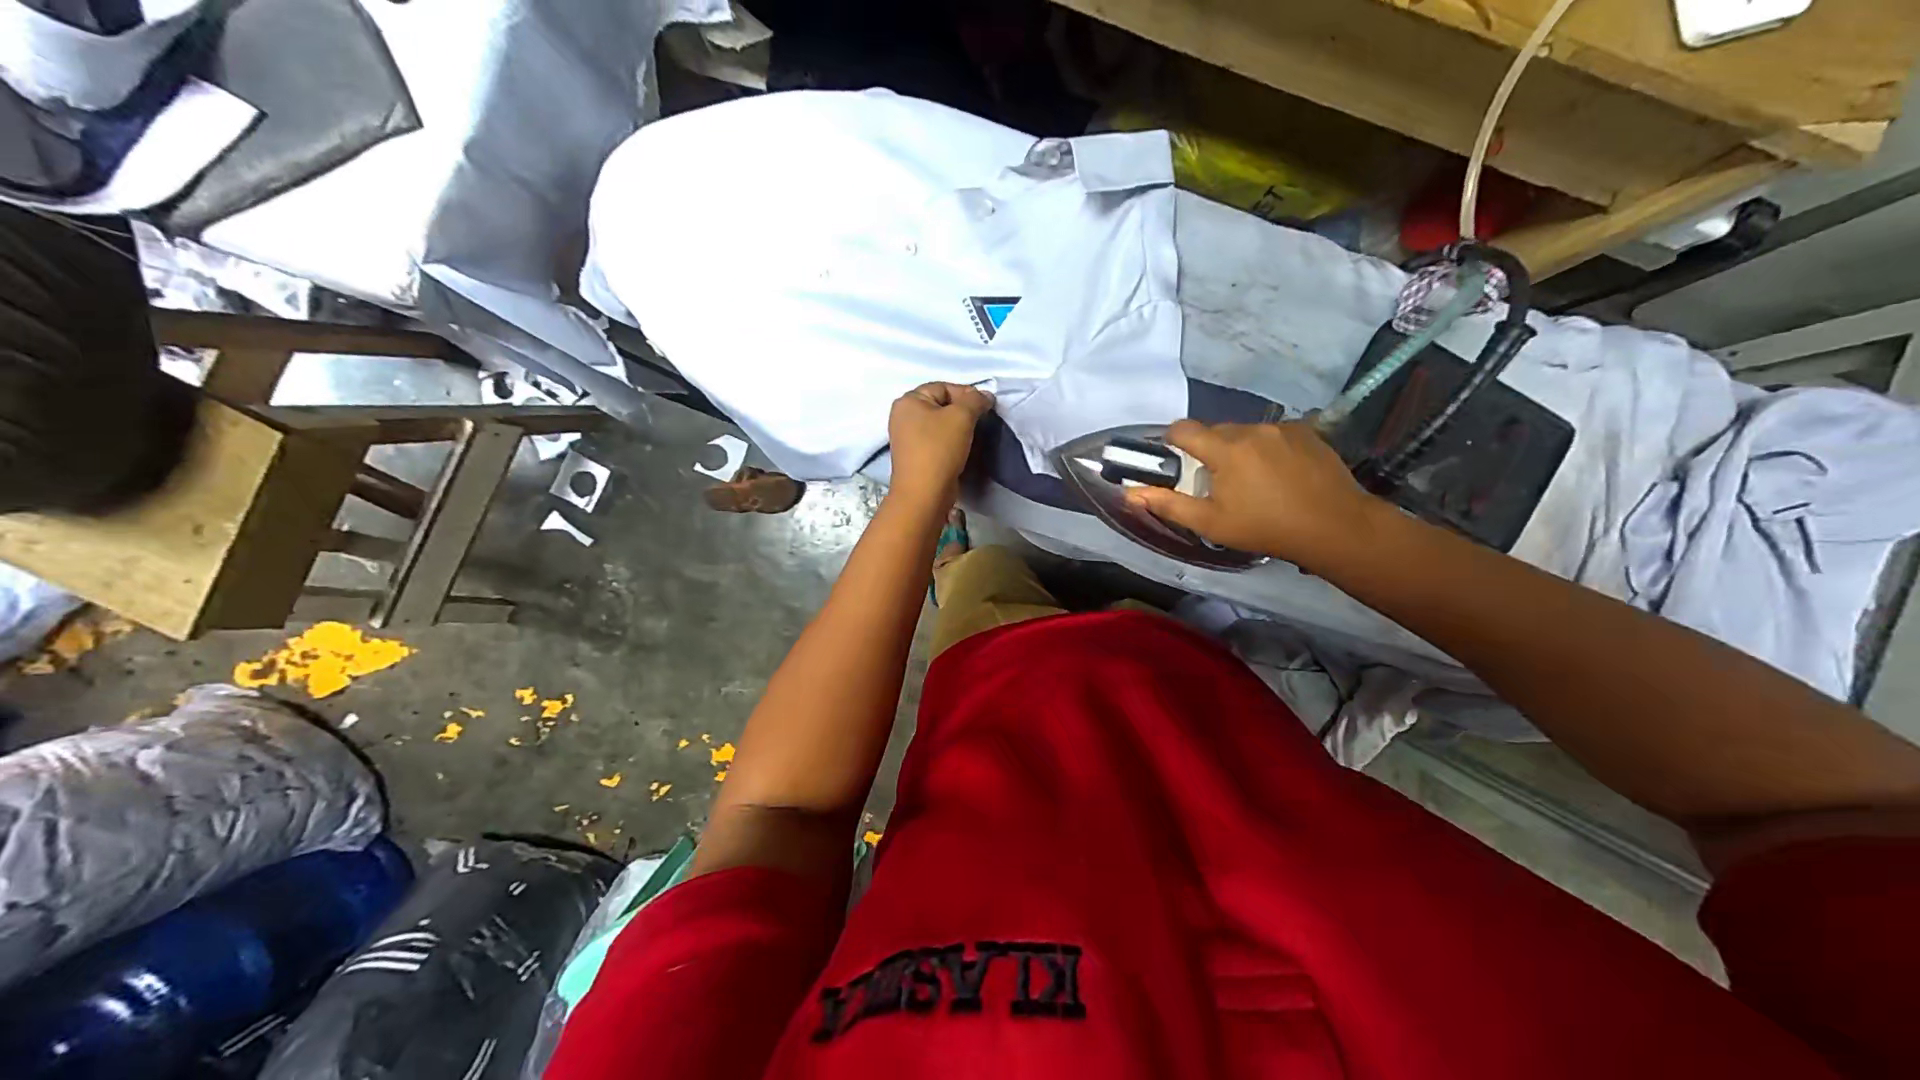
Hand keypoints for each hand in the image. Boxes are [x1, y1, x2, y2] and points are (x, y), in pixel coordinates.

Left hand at [886, 382, 995, 508]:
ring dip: (958, 428)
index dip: (966, 394)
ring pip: (940, 424)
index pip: (943, 387)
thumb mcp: (961, 416)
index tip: (984, 407)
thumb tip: (986, 396)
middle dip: (963, 411)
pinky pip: (937, 440)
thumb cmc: (940, 449)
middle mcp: (903, 416)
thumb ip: (975, 400)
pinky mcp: (915, 455)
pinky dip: (951, 442)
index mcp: (908, 401)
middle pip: (941, 405)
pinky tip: (963, 449)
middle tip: (980, 421)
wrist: (925, 492)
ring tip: (973, 436)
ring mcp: (907, 437)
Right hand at [1124, 419, 1382, 566]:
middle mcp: (1252, 429)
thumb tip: (1131, 494)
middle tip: (1215, 481)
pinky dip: (1267, 448)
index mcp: (1225, 449)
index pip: (1183, 428)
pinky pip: (1273, 434)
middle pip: (1215, 430)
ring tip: (1251, 481)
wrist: (1335, 526)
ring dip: (1239, 449)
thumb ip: (1168, 505)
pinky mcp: (1308, 431)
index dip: (1172, 440)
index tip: (1173, 458)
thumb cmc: (1267, 527)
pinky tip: (1279, 474)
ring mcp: (1283, 428)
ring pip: (1245, 432)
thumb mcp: (1211, 523)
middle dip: (1208, 450)